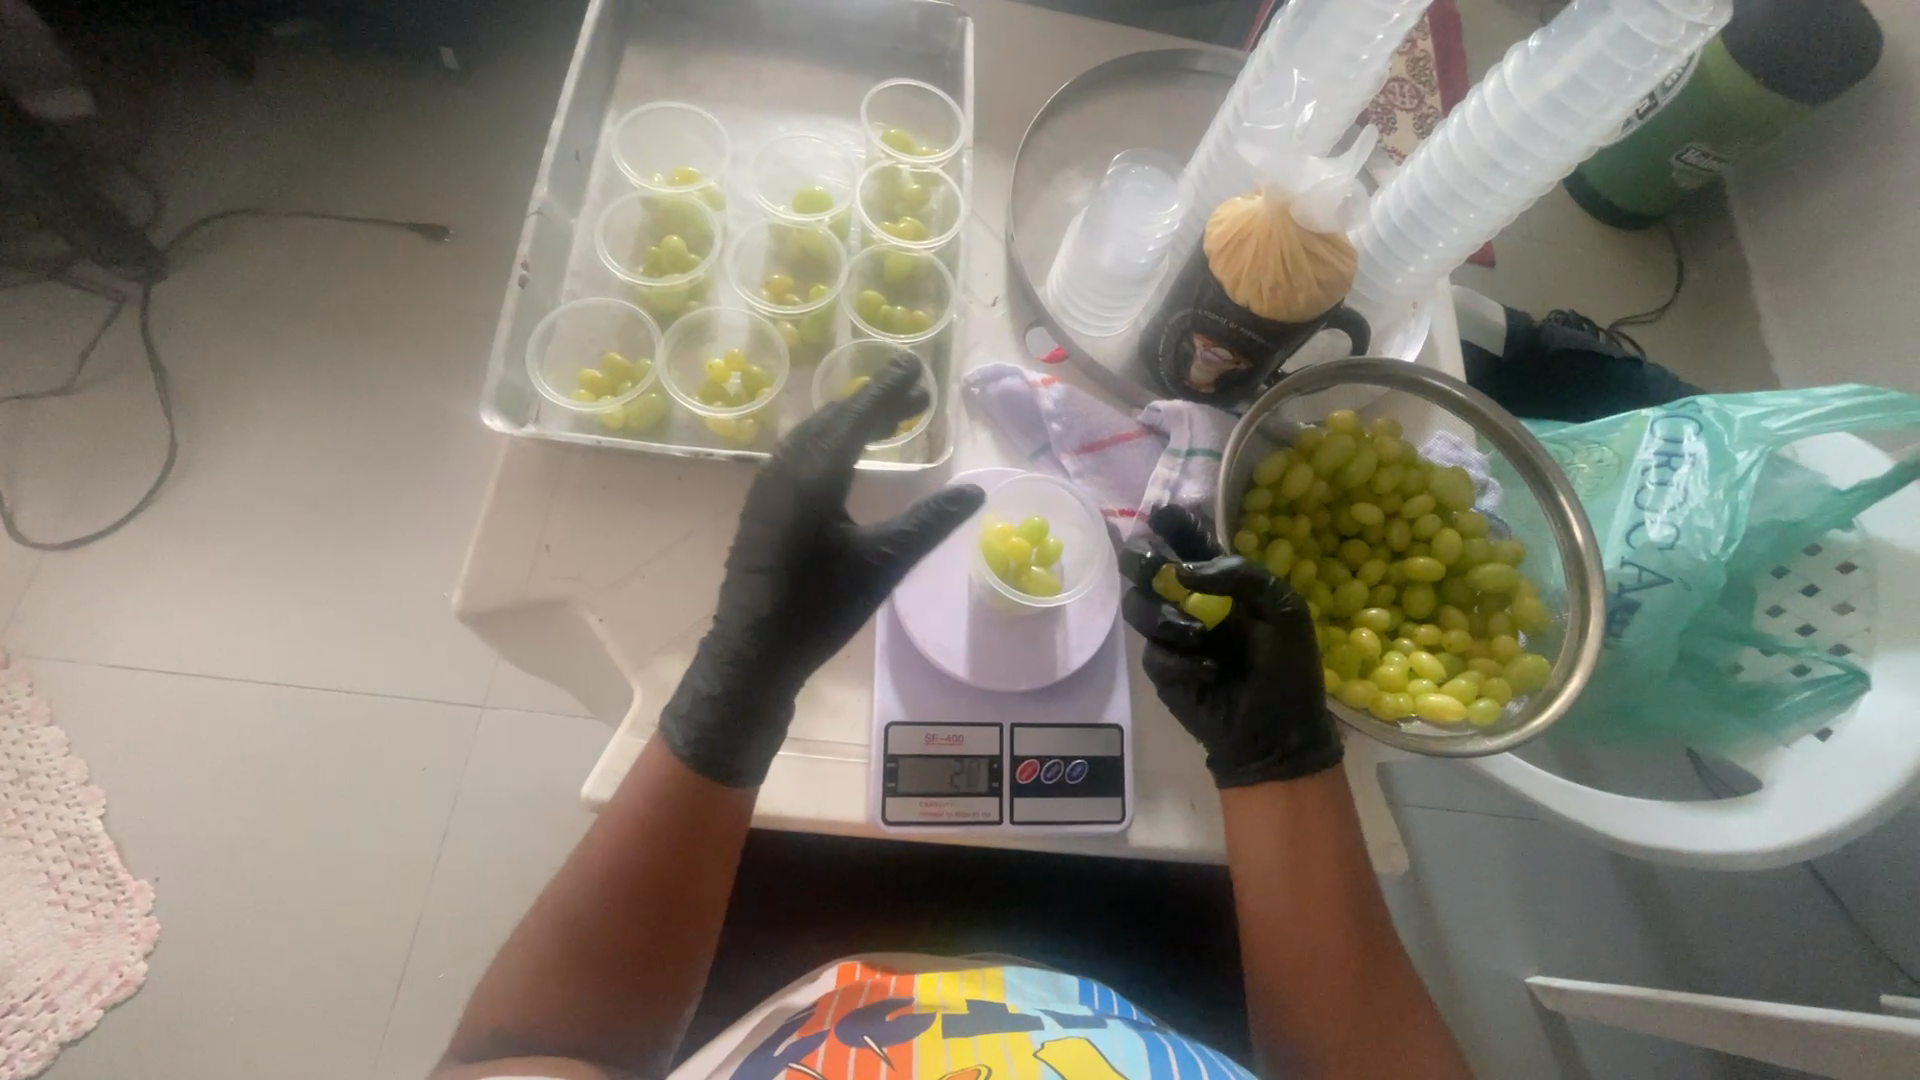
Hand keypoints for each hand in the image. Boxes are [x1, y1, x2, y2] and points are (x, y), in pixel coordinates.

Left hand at [659, 356, 984, 786]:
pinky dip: (832, 443)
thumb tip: (975, 492)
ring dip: (853, 422)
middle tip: (917, 399)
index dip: (888, 390)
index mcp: (815, 474)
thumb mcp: (885, 562)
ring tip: (891, 424)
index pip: (857, 415)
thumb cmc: (821, 606)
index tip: (914, 365)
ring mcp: (768, 486)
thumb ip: (930, 522)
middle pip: (834, 418)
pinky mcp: (764, 505)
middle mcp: (787, 469)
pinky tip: (848, 460)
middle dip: (876, 404)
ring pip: (814, 435)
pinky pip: (801, 455)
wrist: (754, 649)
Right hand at [1120, 504, 1341, 786]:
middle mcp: (1189, 601)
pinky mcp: (1161, 668)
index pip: (1189, 543)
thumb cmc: (1288, 668)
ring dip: (1164, 615)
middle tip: (1151, 565)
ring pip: (1137, 606)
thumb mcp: (1284, 610)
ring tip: (1199, 633)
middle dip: (1140, 559)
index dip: (1173, 525)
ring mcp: (1171, 634)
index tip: (1162, 514)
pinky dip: (1182, 660)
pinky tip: (1210, 672)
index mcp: (1221, 582)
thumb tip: (1181, 571)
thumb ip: (1241, 575)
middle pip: (1143, 567)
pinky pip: (1153, 651)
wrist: (1278, 733)